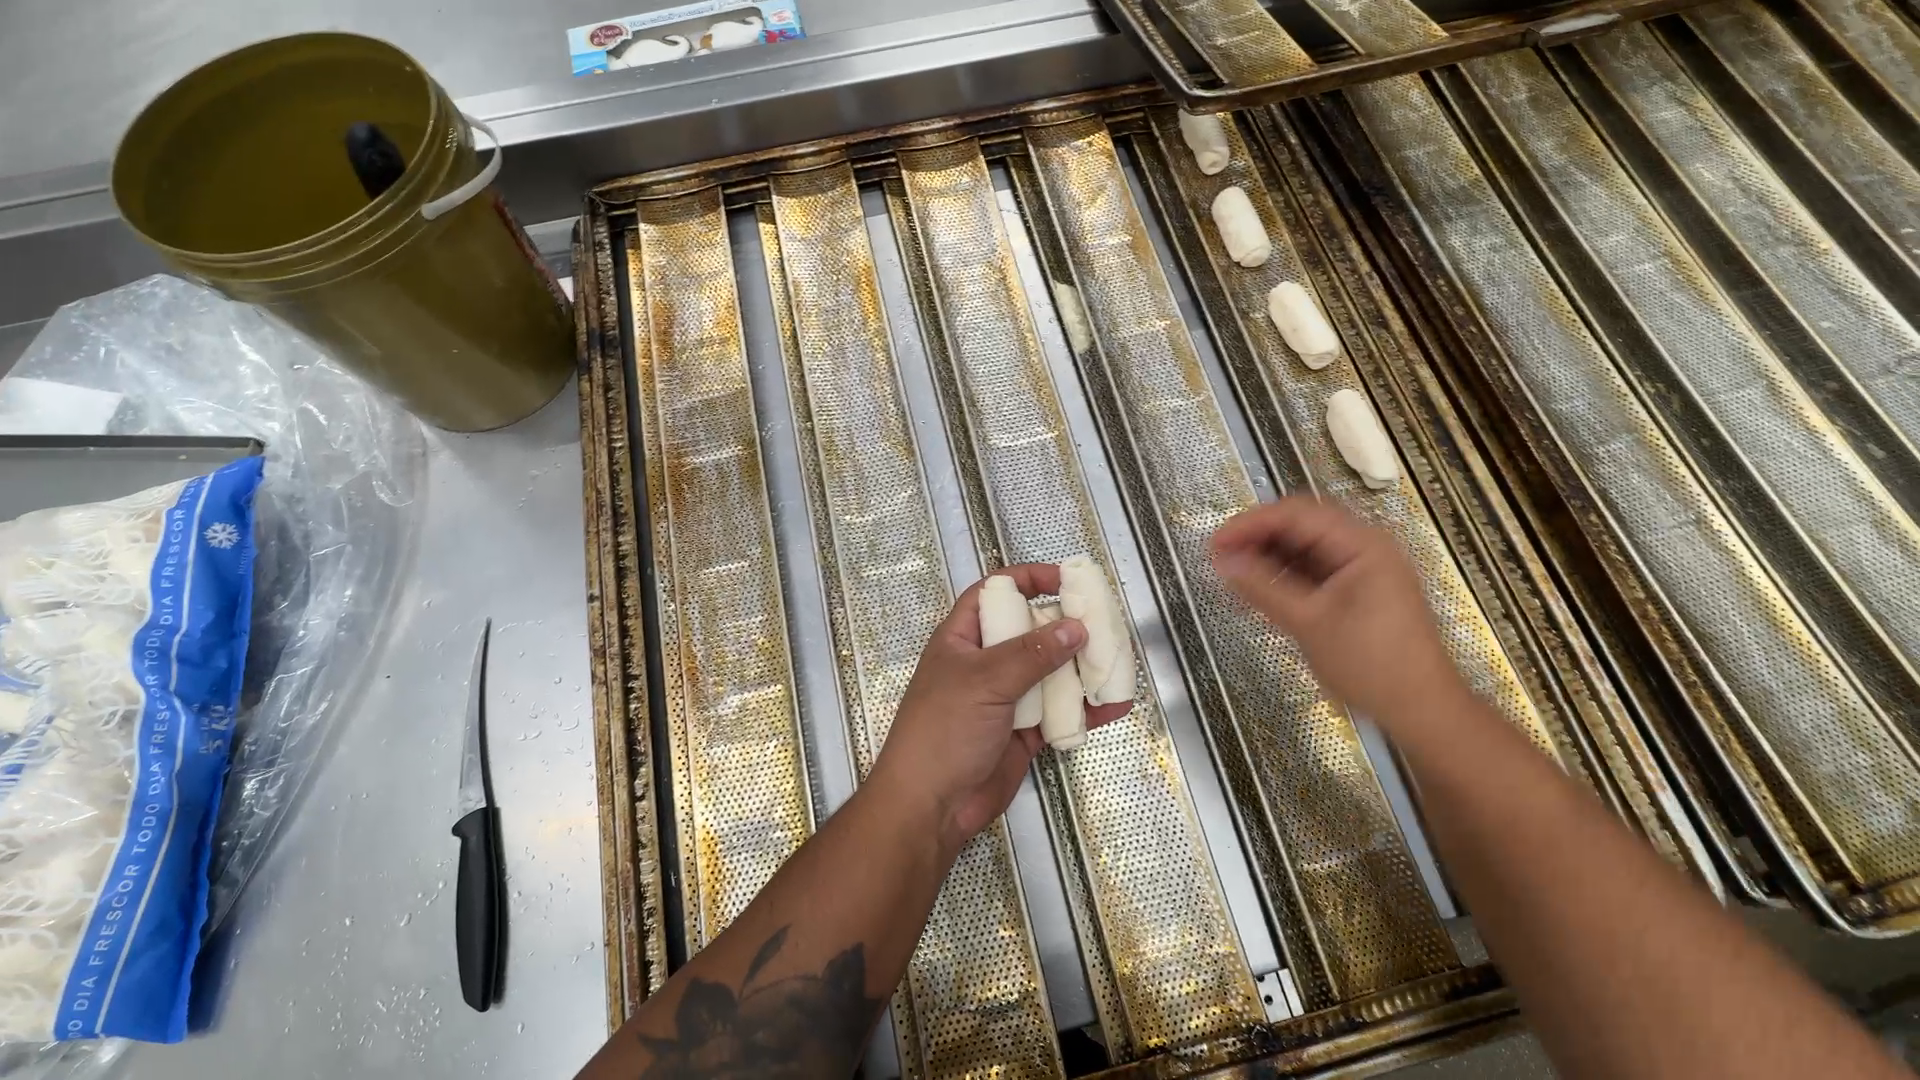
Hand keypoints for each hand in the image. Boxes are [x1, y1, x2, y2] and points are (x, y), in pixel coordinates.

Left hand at [869, 563, 1133, 853]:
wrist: (930, 807)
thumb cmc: (944, 730)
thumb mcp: (985, 681)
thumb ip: (1032, 654)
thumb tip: (1076, 627)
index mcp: (962, 638)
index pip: (995, 594)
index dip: (1027, 579)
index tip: (1067, 579)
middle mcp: (985, 662)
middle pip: (1032, 632)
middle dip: (1067, 626)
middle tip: (1106, 623)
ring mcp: (1006, 698)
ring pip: (1051, 673)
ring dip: (1083, 668)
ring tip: (1118, 662)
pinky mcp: (1024, 732)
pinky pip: (1060, 713)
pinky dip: (1086, 709)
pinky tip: (1115, 705)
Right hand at [1209, 497, 1466, 725]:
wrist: (1422, 709)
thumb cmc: (1373, 665)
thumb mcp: (1309, 623)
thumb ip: (1262, 588)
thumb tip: (1223, 562)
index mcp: (1361, 544)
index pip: (1295, 515)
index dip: (1250, 525)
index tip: (1215, 545)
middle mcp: (1364, 548)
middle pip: (1300, 528)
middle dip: (1256, 541)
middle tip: (1220, 560)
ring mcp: (1362, 570)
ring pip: (1304, 551)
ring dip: (1267, 561)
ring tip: (1232, 579)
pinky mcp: (1358, 593)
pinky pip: (1313, 573)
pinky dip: (1284, 580)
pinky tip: (1258, 594)